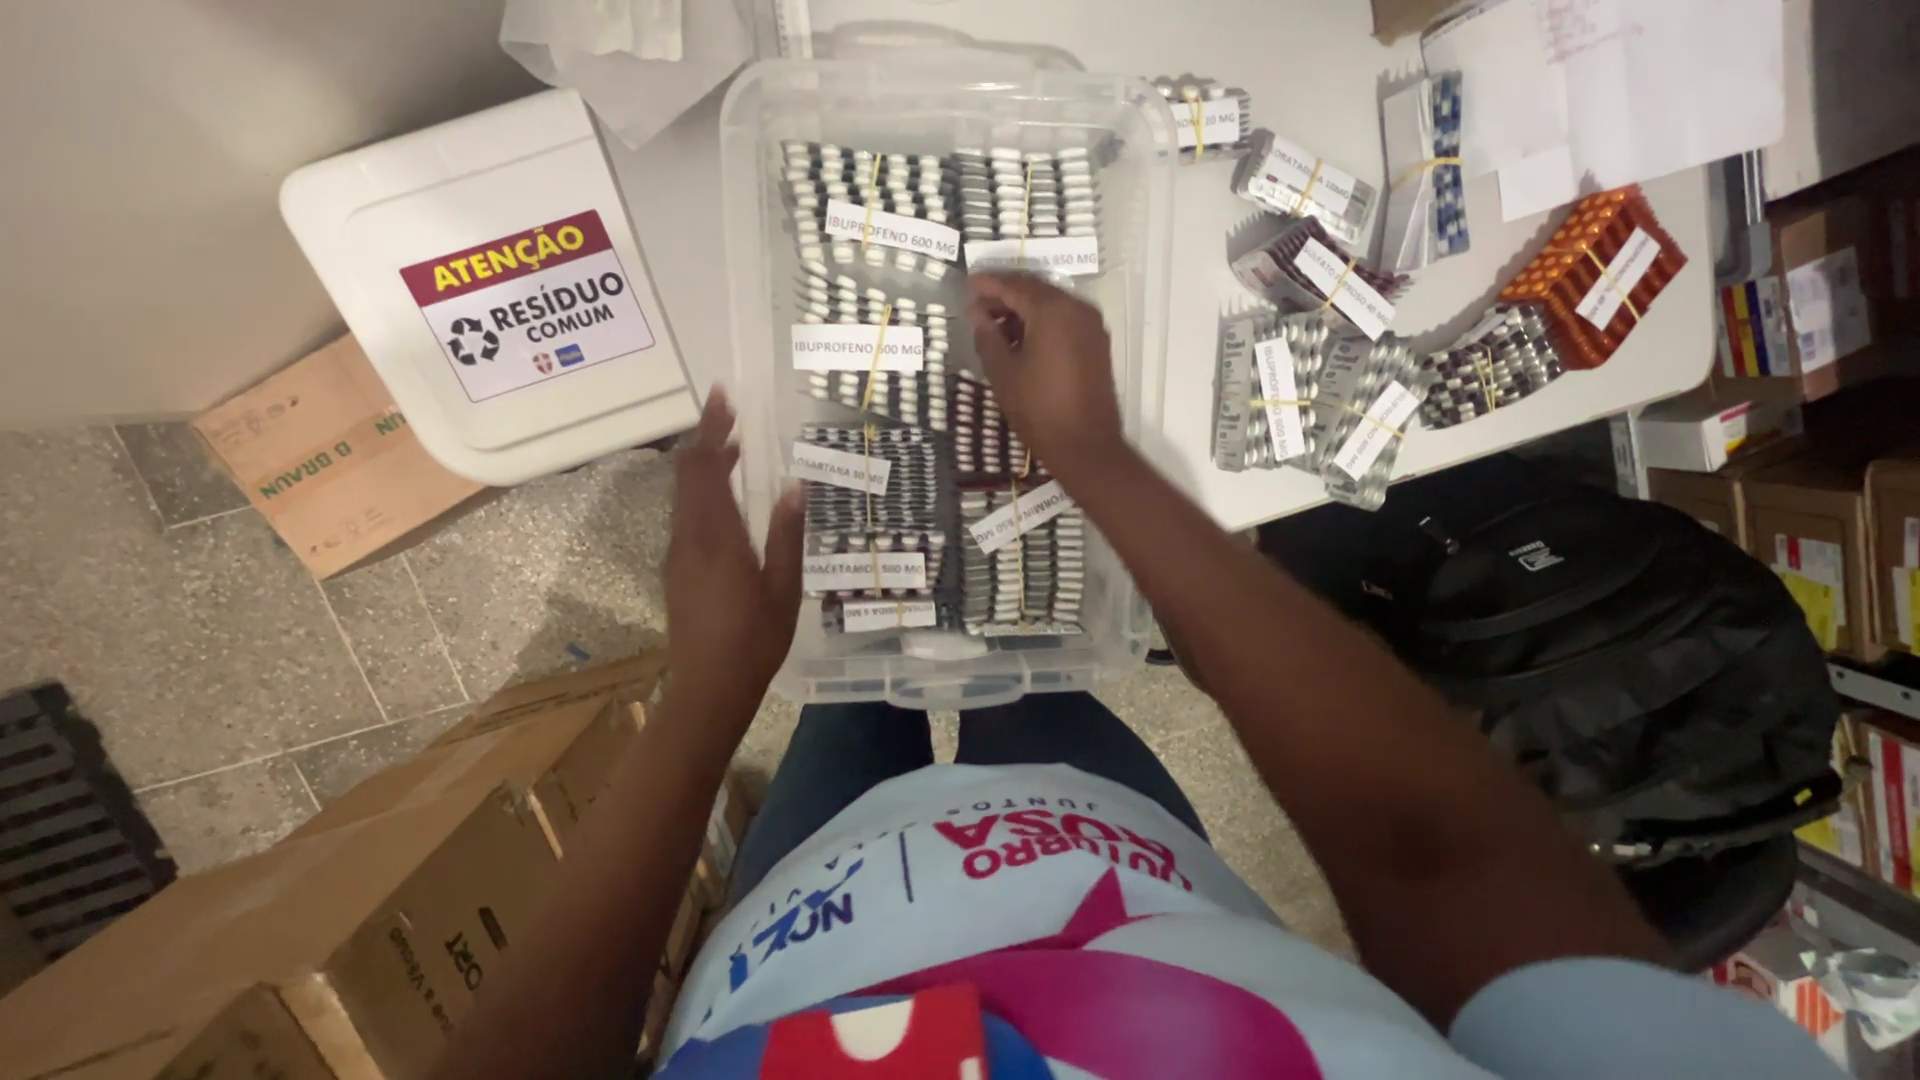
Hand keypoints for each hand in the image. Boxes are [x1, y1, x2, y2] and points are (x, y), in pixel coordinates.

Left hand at [665, 387, 803, 707]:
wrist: (710, 687)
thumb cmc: (755, 639)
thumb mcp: (783, 587)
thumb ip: (786, 534)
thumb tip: (794, 485)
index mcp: (717, 538)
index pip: (705, 467)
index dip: (711, 428)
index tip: (722, 396)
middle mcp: (689, 538)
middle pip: (688, 474)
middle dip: (705, 437)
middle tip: (730, 411)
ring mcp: (679, 554)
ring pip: (683, 494)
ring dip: (703, 465)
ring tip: (733, 446)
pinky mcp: (678, 570)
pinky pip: (686, 515)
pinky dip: (702, 491)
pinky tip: (726, 497)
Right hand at [966, 272, 1127, 476]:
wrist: (1085, 445)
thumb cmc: (1038, 409)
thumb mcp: (1003, 372)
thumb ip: (987, 336)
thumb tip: (977, 313)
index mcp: (1052, 310)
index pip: (1015, 285)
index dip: (988, 284)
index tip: (967, 284)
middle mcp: (1077, 308)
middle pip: (1036, 291)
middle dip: (1006, 295)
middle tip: (978, 305)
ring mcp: (1092, 326)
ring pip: (1052, 305)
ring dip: (1023, 310)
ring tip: (994, 326)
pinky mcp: (1097, 344)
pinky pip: (1065, 321)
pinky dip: (1042, 323)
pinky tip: (1021, 340)